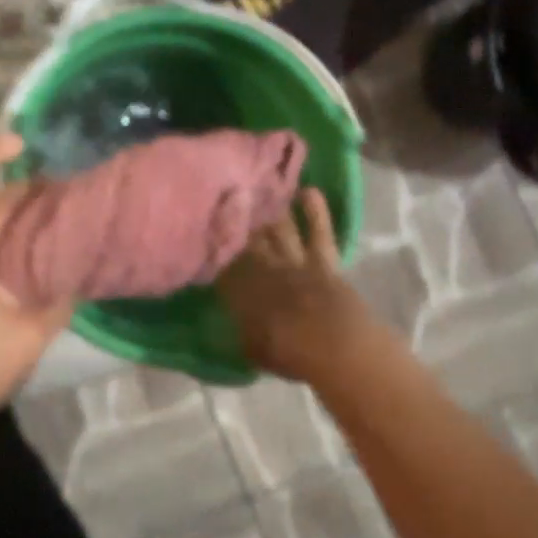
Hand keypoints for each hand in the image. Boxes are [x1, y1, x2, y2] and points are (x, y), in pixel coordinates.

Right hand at [214, 188, 388, 384]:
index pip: (220, 262)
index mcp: (239, 288)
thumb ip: (238, 332)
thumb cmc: (290, 353)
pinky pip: (318, 232)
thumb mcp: (252, 349)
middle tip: (223, 195)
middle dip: (235, 218)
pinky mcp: (323, 260)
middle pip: (246, 238)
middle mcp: (262, 266)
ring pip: (277, 228)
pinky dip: (315, 212)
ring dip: (269, 208)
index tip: (200, 231)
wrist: (337, 346)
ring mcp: (294, 259)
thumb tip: (219, 331)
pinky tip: (308, 191)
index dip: (211, 246)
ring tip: (257, 184)